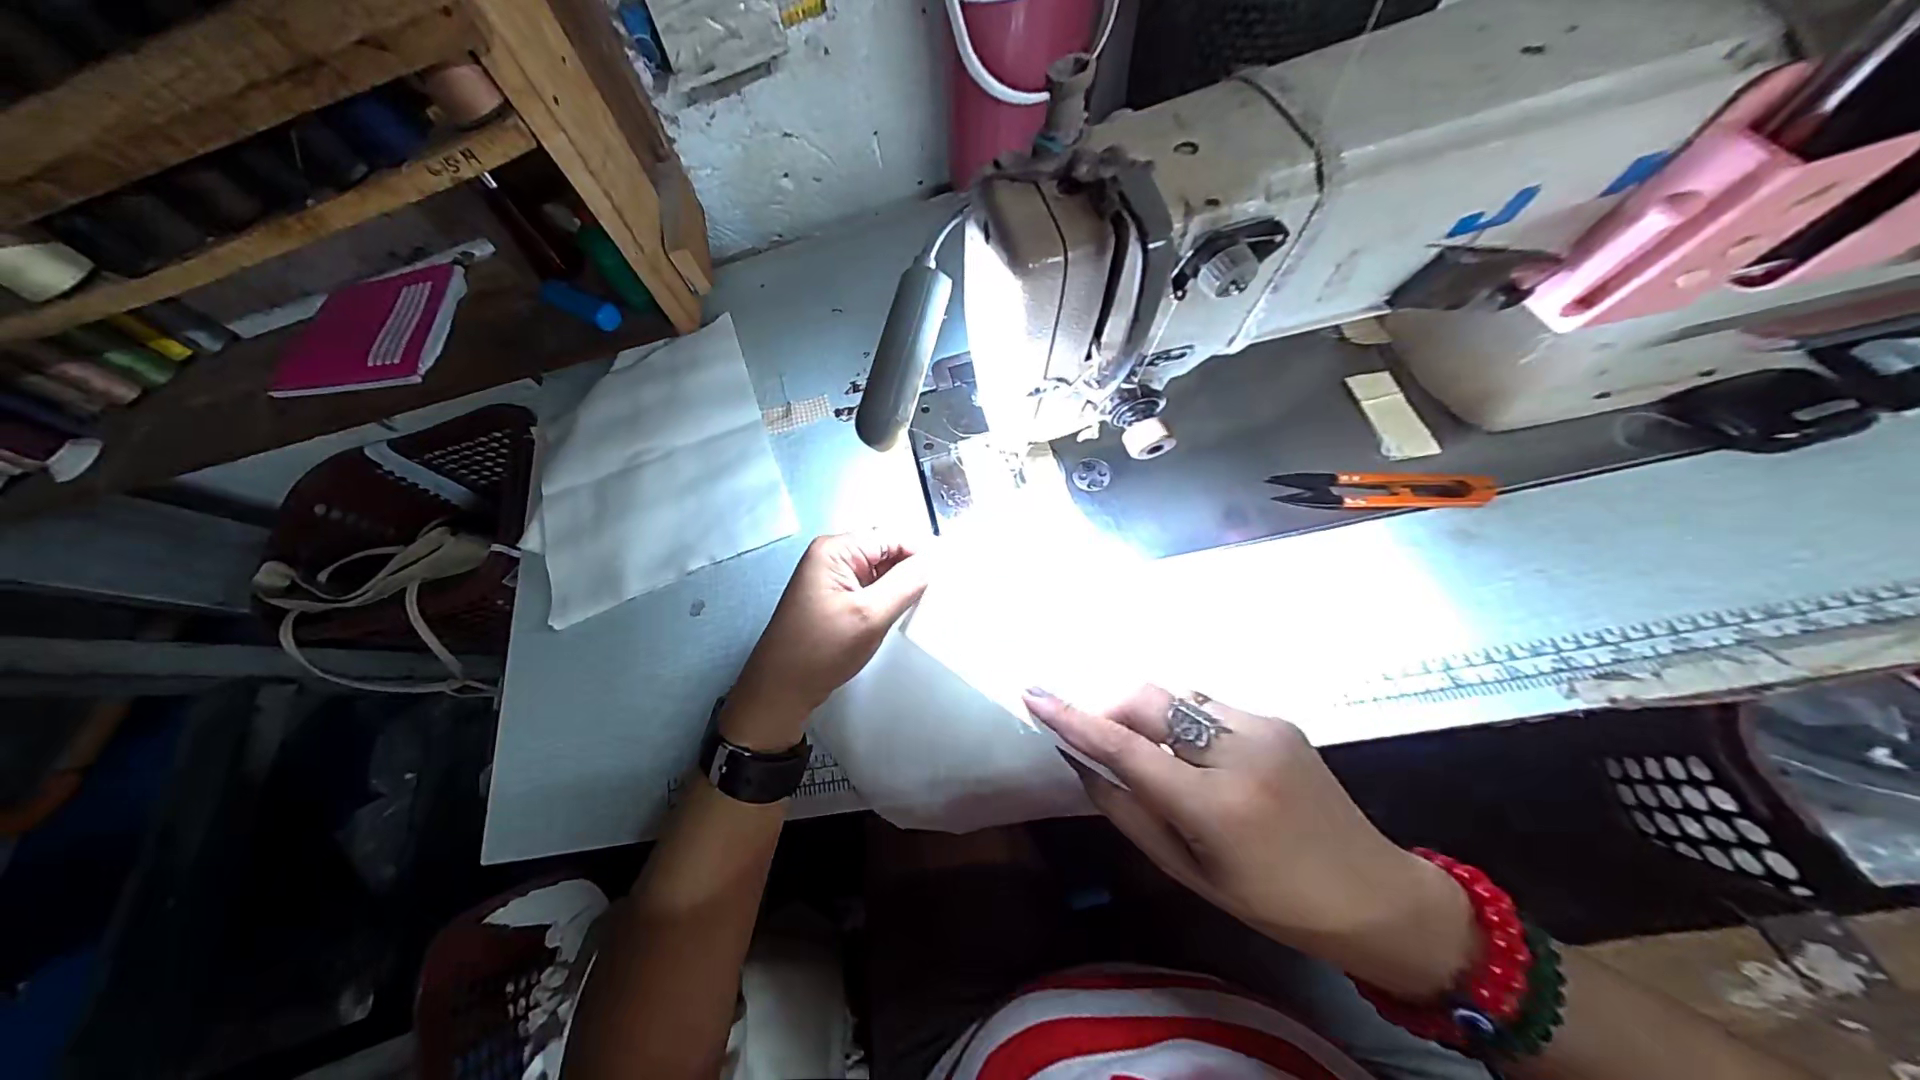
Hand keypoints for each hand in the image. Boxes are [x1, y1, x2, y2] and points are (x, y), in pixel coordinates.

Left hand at [722, 531, 931, 749]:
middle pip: (887, 551)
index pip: (892, 537)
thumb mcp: (870, 615)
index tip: (949, 574)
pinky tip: (903, 613)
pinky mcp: (836, 599)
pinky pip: (872, 588)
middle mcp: (832, 557)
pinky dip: (889, 598)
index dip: (921, 553)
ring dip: (902, 586)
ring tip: (926, 603)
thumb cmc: (819, 650)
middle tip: (941, 592)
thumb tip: (932, 563)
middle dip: (912, 569)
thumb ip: (906, 584)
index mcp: (835, 550)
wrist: (780, 690)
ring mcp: (833, 579)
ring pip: (882, 572)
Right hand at [1025, 685, 1476, 1000]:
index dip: (1074, 719)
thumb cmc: (1272, 902)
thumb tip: (1082, 763)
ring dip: (1151, 716)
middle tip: (1102, 741)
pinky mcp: (1280, 719)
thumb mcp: (1190, 871)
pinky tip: (1201, 758)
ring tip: (1158, 756)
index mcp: (1217, 806)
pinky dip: (1185, 722)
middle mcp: (1241, 752)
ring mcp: (1265, 728)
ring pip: (1177, 695)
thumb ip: (1128, 812)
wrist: (1372, 893)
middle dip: (1113, 710)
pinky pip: (1209, 705)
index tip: (1034, 695)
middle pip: (1149, 699)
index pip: (1127, 749)